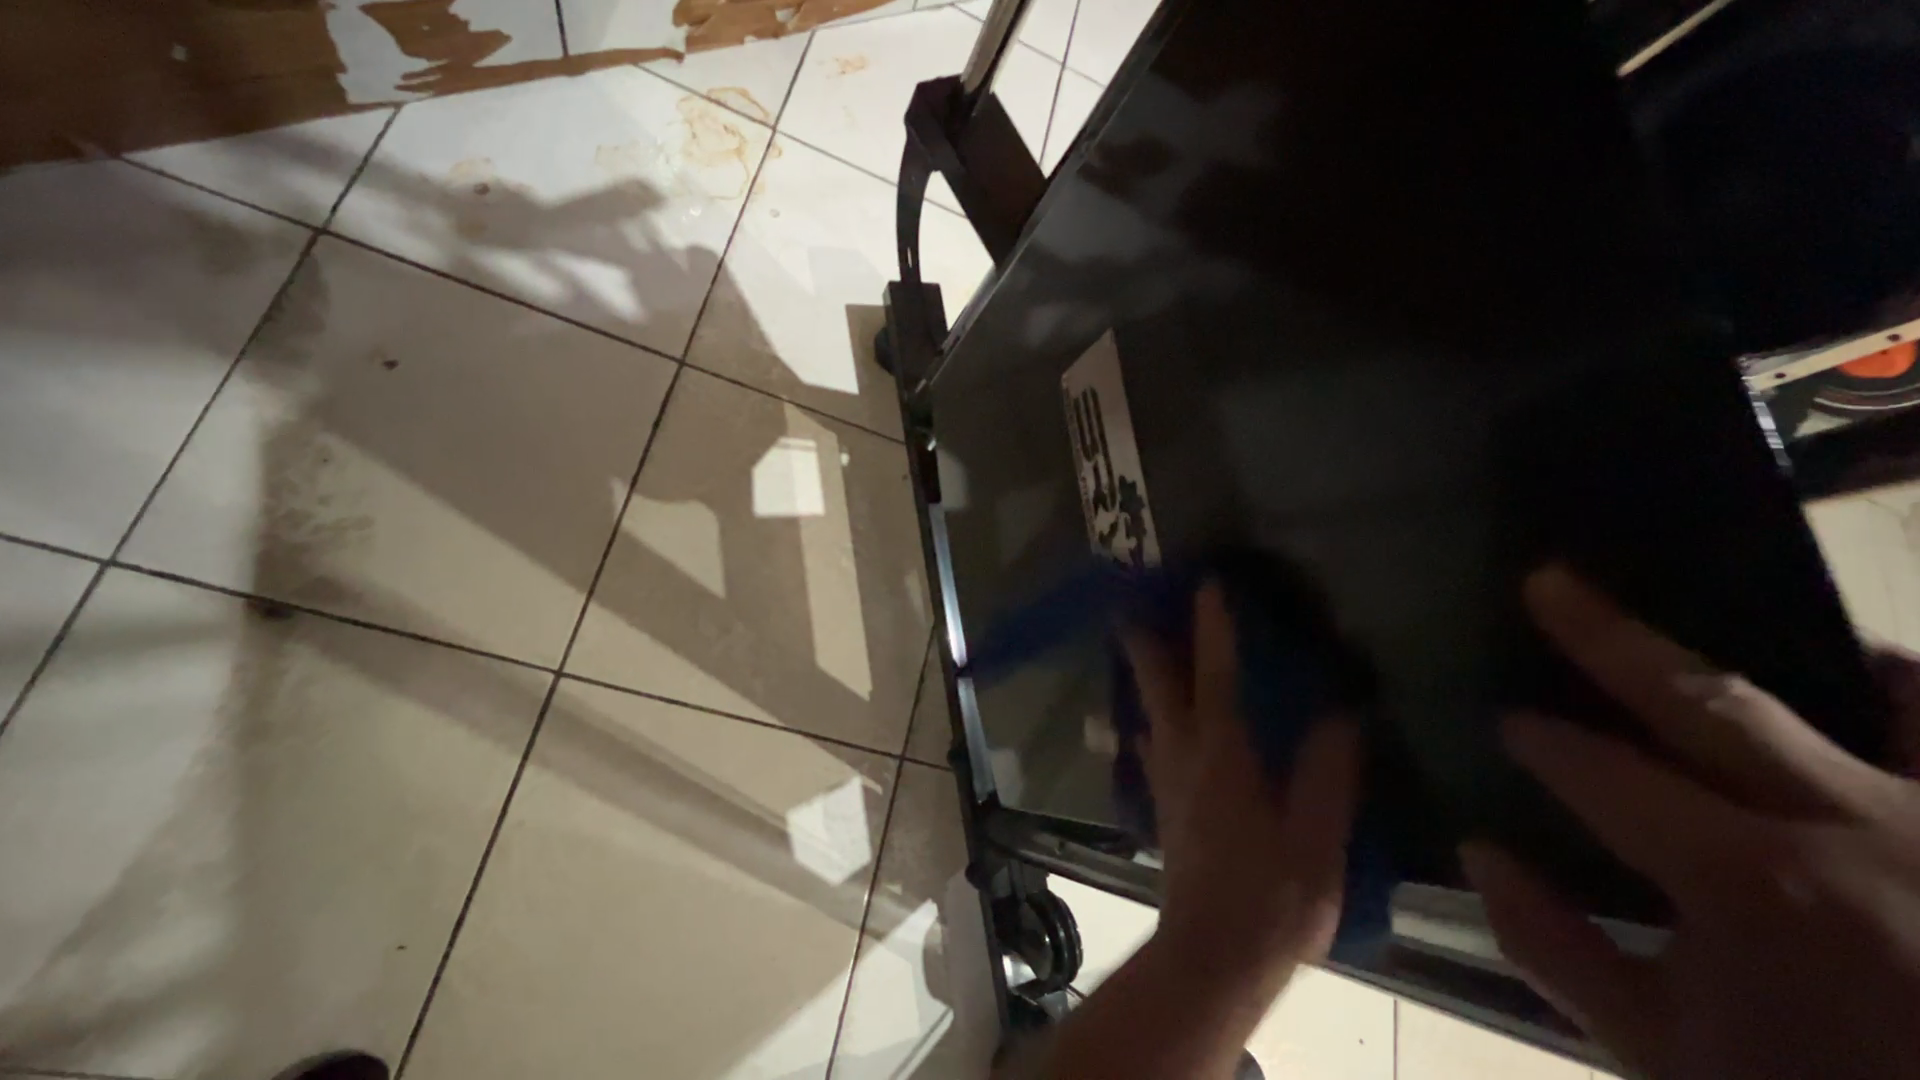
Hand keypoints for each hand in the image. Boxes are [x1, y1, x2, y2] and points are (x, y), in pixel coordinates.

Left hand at [1124, 582, 1362, 979]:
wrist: (1213, 955)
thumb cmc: (1271, 896)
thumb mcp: (1317, 836)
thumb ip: (1329, 771)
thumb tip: (1343, 713)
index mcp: (1223, 753)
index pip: (1217, 675)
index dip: (1213, 628)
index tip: (1207, 585)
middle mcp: (1184, 757)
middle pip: (1158, 686)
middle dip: (1146, 644)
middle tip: (1130, 607)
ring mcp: (1166, 784)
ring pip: (1148, 714)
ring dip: (1144, 679)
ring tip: (1141, 653)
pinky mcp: (1164, 810)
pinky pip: (1152, 748)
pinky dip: (1151, 722)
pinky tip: (1153, 727)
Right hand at [1466, 566, 1919, 1079]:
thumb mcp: (1658, 1050)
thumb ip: (1553, 947)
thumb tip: (1479, 853)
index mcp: (1749, 879)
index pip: (1605, 774)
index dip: (1544, 742)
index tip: (1510, 724)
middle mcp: (1854, 823)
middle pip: (1707, 698)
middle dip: (1608, 636)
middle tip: (1549, 583)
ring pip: (1889, 692)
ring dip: (1808, 647)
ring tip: (1745, 610)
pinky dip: (1909, 699)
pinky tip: (1875, 689)